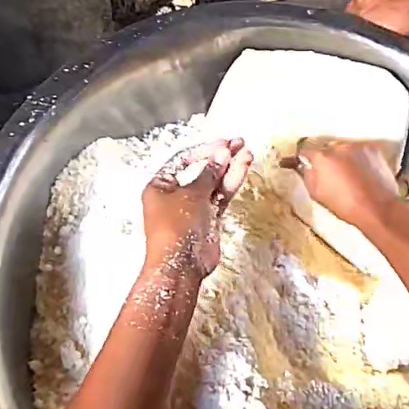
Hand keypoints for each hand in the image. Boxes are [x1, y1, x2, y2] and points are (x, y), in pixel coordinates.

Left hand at [143, 139, 251, 280]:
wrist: (181, 265)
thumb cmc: (176, 226)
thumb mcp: (191, 194)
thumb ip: (209, 173)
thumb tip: (222, 154)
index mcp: (160, 186)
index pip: (183, 160)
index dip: (204, 149)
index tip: (223, 143)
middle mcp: (176, 194)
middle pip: (201, 170)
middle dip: (221, 157)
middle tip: (239, 143)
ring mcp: (193, 207)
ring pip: (214, 183)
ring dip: (230, 168)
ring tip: (247, 152)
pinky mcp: (209, 219)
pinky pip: (220, 196)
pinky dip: (231, 183)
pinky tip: (243, 168)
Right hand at [280, 138, 403, 230]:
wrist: (377, 208)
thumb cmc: (345, 205)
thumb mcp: (317, 194)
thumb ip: (306, 175)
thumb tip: (302, 165)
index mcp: (321, 157)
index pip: (305, 151)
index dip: (303, 159)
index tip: (301, 163)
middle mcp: (337, 146)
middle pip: (325, 149)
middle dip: (326, 159)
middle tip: (331, 174)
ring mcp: (356, 146)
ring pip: (343, 148)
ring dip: (342, 157)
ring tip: (349, 175)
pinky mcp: (372, 149)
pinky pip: (359, 150)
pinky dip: (358, 158)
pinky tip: (361, 173)